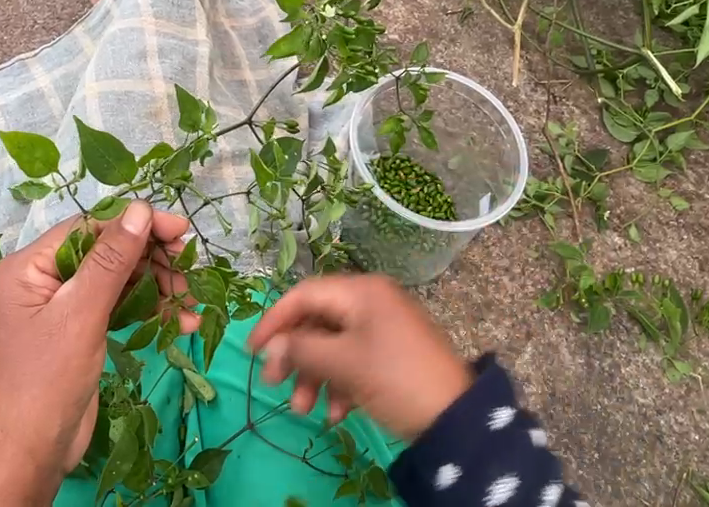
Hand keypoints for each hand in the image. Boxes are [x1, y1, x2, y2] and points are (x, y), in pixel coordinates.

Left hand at [0, 201, 194, 503]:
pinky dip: (147, 313)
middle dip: (151, 261)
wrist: (24, 461)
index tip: (180, 231)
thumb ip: (111, 259)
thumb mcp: (80, 314)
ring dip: (157, 289)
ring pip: (118, 281)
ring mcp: (61, 309)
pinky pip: (117, 309)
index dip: (136, 225)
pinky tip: (181, 323)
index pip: (90, 228)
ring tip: (191, 305)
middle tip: (189, 272)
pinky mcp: (78, 335)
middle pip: (107, 252)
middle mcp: (43, 281)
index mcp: (30, 267)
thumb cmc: (44, 382)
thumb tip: (140, 208)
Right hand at [247, 274, 473, 438]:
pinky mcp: (392, 352)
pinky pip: (354, 359)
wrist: (456, 418)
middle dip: (296, 355)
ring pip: (334, 344)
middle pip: (318, 320)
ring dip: (315, 376)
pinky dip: (340, 383)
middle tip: (274, 385)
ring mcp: (384, 326)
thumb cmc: (395, 378)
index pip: (306, 294)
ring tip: (306, 411)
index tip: (252, 350)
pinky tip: (337, 414)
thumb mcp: (344, 364)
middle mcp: (371, 300)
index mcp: (361, 291)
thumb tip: (270, 347)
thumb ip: (303, 350)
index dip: (275, 320)